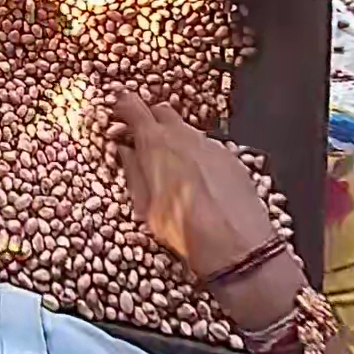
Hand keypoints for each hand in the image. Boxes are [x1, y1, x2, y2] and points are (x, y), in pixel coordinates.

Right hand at [109, 93, 302, 326]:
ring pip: (185, 129)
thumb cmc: (184, 228)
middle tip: (140, 140)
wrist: (238, 249)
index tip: (115, 110)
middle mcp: (182, 135)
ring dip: (173, 139)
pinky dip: (195, 154)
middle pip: (160, 111)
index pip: (131, 106)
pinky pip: (206, 146)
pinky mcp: (232, 159)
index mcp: (154, 141)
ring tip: (170, 166)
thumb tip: (124, 150)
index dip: (121, 105)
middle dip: (148, 120)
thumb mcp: (142, 203)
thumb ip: (131, 169)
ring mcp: (210, 145)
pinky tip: (196, 180)